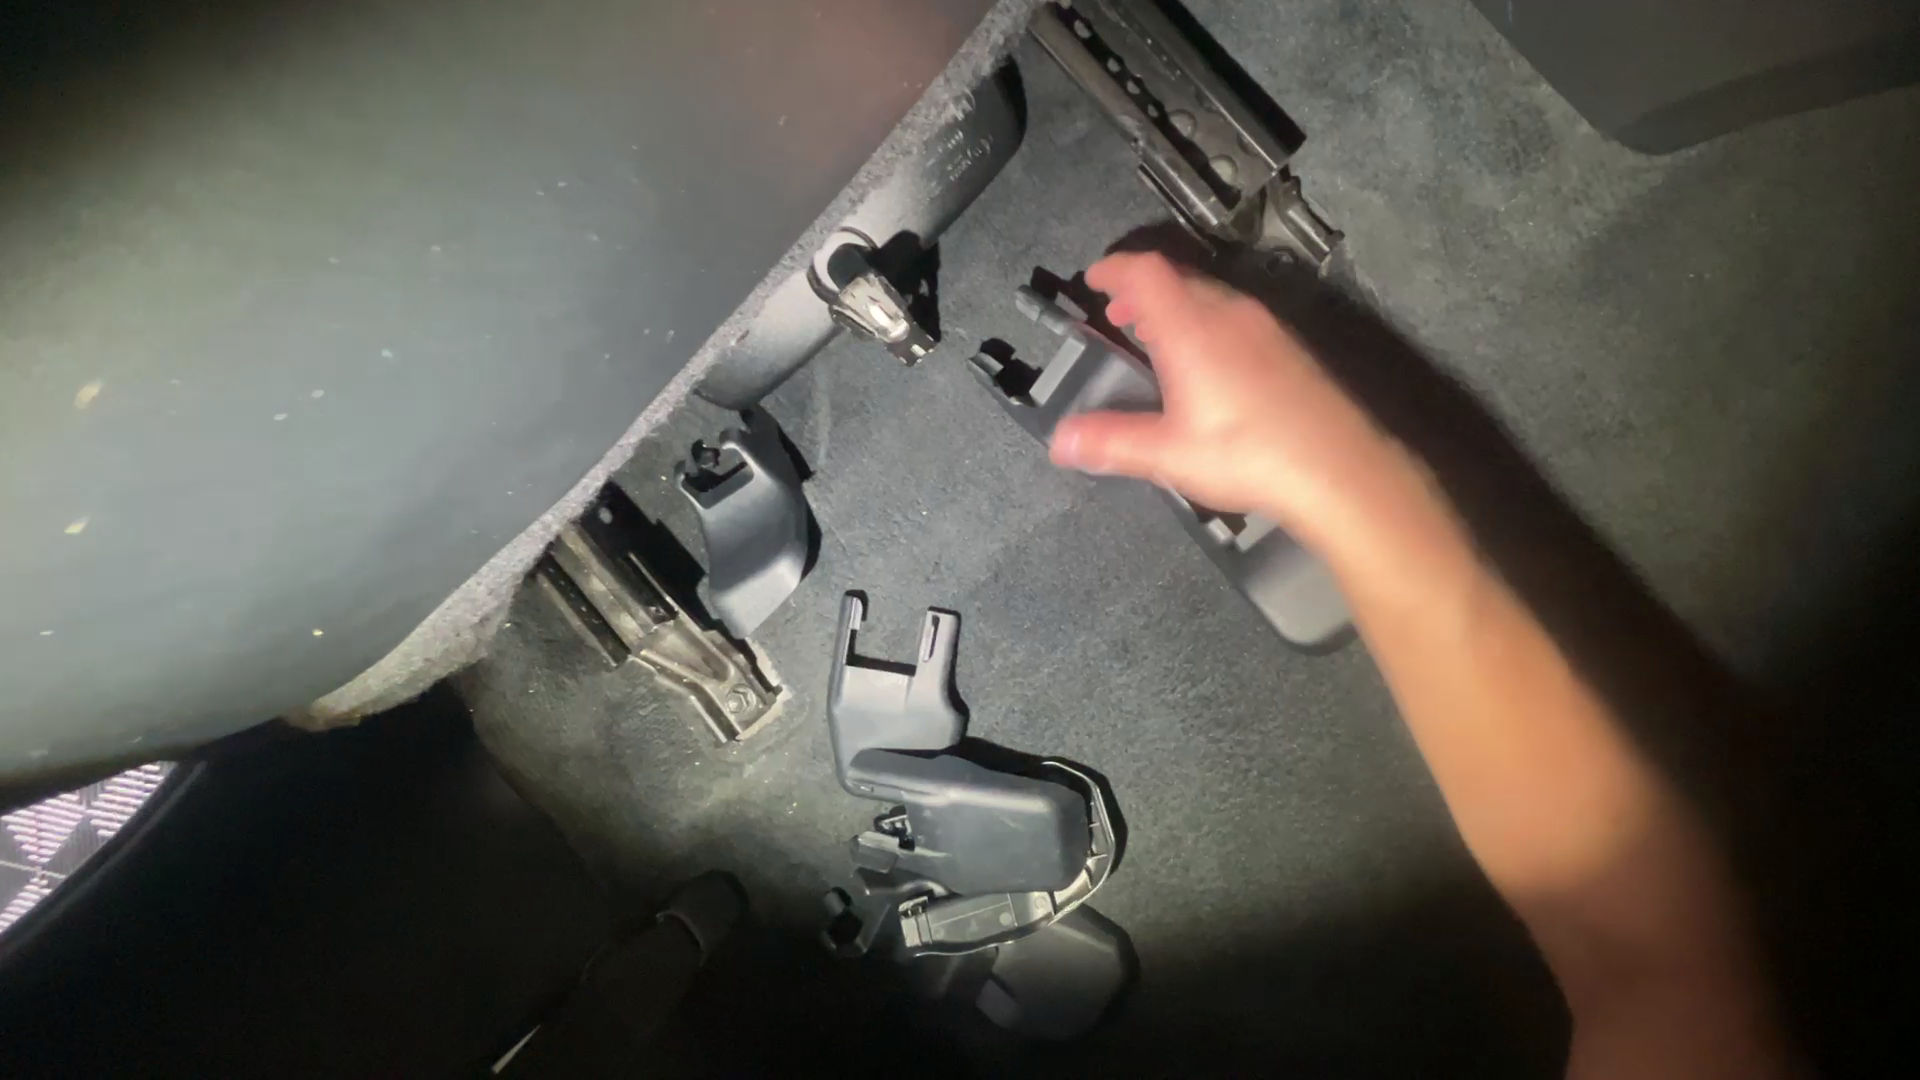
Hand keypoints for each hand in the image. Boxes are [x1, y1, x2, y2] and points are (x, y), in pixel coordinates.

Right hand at [1050, 252, 1413, 549]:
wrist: (1337, 468)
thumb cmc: (1246, 454)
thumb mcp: (1166, 454)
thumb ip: (1110, 442)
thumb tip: (1060, 441)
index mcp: (1191, 330)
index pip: (1146, 272)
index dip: (1115, 268)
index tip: (1095, 278)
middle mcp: (1229, 315)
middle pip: (1178, 278)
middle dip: (1140, 291)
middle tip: (1118, 313)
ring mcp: (1263, 328)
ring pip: (1209, 296)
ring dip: (1174, 307)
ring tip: (1154, 336)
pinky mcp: (1287, 348)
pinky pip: (1235, 316)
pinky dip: (1205, 323)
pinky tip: (1205, 363)